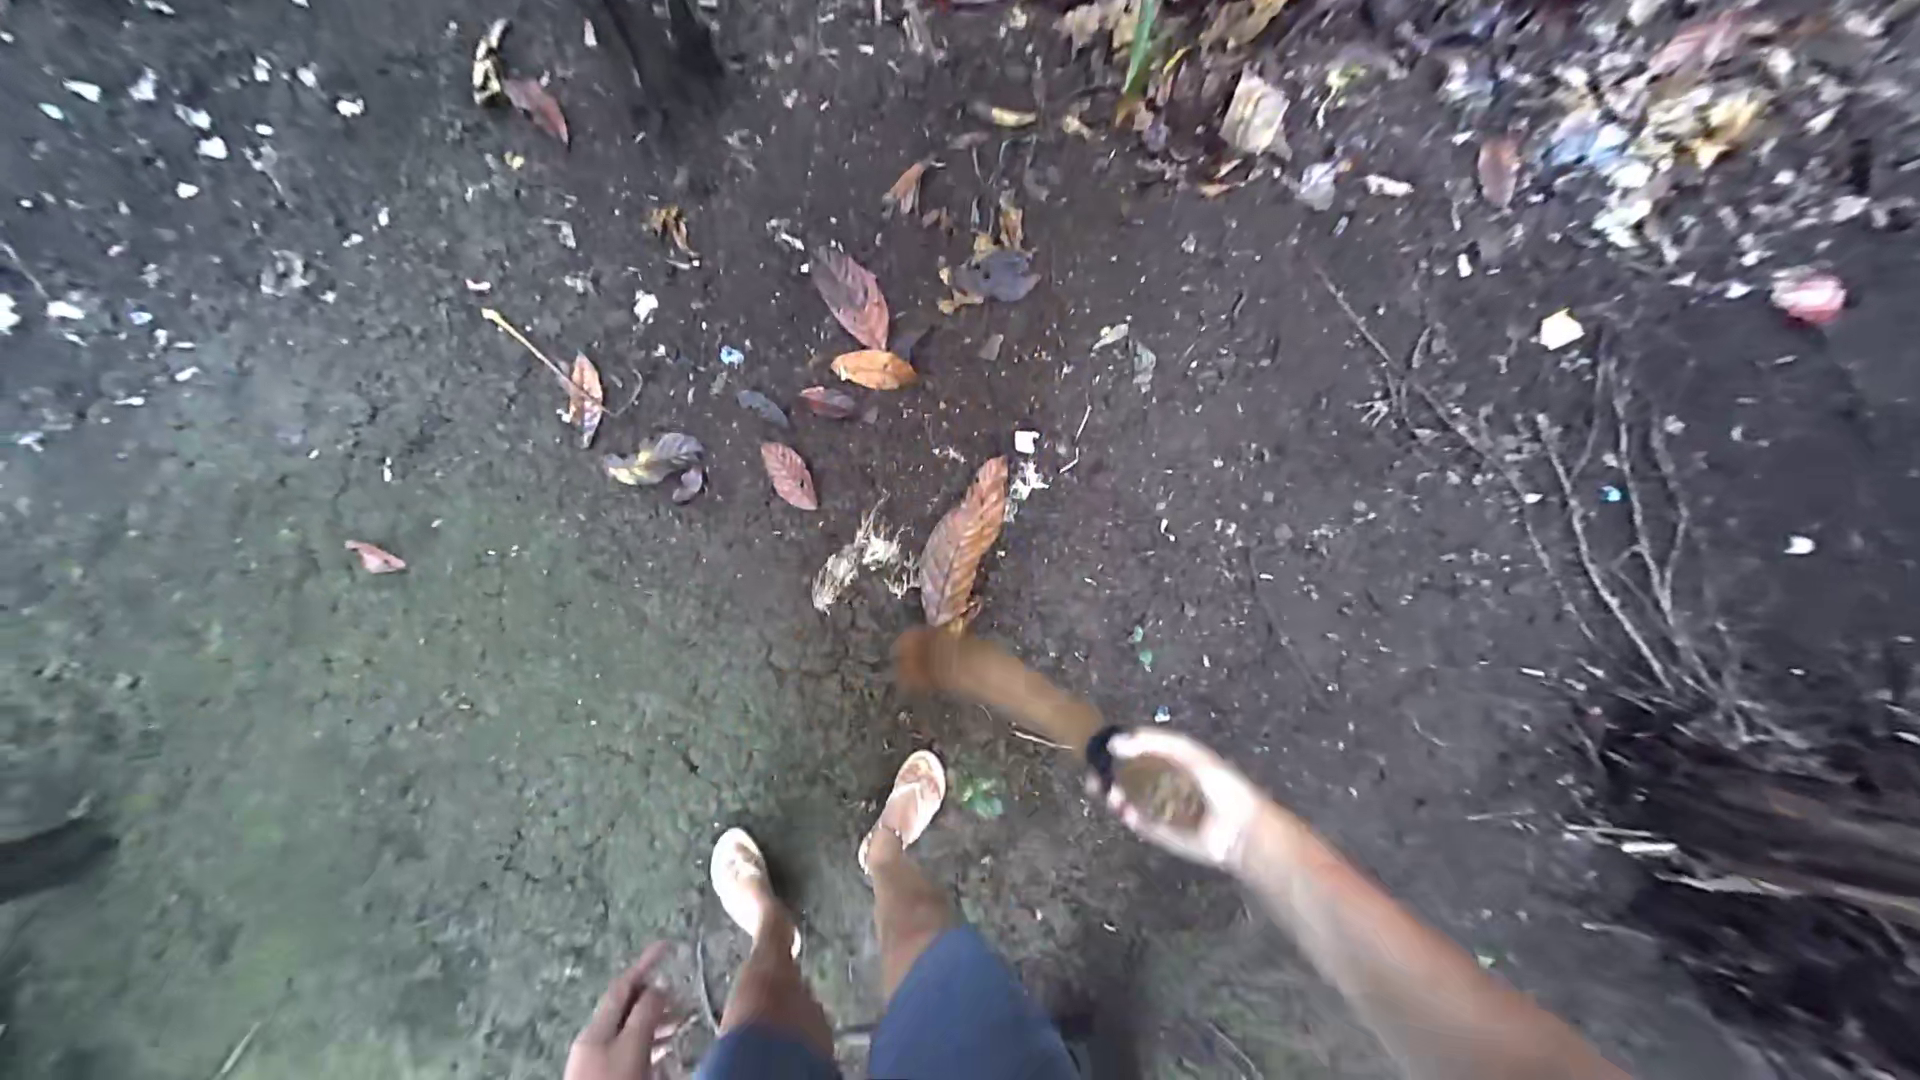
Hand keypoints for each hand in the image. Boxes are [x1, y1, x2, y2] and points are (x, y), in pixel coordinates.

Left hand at [565, 943, 684, 1079]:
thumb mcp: (633, 1047)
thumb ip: (646, 1012)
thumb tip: (659, 987)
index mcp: (597, 1029)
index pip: (623, 984)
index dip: (646, 962)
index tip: (668, 945)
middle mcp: (595, 1042)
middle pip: (627, 1007)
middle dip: (657, 997)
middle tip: (684, 997)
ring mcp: (598, 1064)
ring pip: (632, 1031)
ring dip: (658, 1022)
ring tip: (682, 1025)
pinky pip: (632, 1052)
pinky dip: (652, 1045)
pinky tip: (666, 1053)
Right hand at [1102, 729, 1273, 873]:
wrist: (1242, 828)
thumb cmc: (1219, 783)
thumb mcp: (1187, 751)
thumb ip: (1152, 742)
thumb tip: (1114, 743)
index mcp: (1175, 762)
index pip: (1139, 752)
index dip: (1119, 750)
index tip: (1101, 750)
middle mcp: (1167, 785)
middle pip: (1128, 777)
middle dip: (1109, 775)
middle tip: (1093, 776)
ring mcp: (1164, 811)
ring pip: (1130, 801)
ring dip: (1115, 796)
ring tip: (1106, 793)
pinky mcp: (1165, 835)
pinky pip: (1141, 823)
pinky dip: (1129, 816)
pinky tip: (1123, 809)